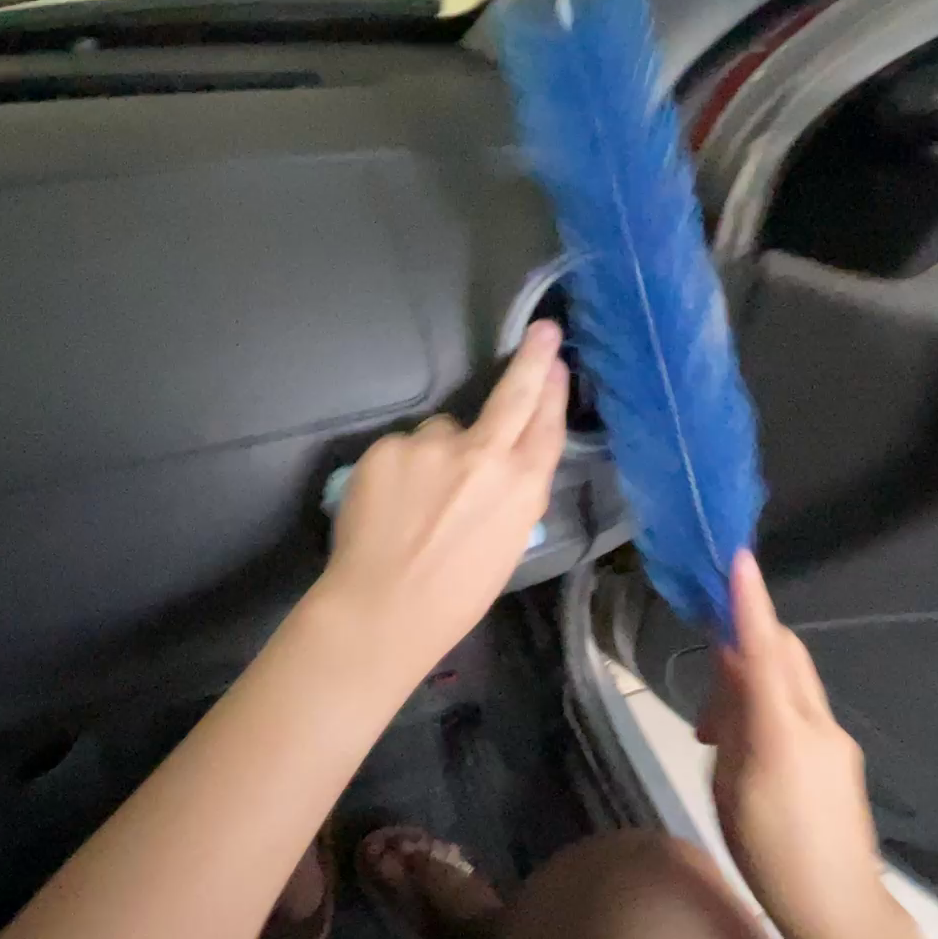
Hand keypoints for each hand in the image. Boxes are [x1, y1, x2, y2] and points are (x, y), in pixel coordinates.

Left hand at [312, 319, 568, 678]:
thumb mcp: (504, 546)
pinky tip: (391, 503)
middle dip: (532, 360)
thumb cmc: (452, 596)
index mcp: (521, 488)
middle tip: (543, 331)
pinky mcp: (389, 447)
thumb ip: (507, 495)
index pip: (545, 426)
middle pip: (513, 395)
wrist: (382, 607)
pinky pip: (402, 448)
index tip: (555, 361)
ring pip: (440, 433)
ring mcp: (432, 446)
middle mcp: (483, 455)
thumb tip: (498, 466)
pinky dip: (400, 468)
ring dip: (435, 454)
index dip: (551, 391)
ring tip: (416, 503)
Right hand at [696, 552, 932, 938]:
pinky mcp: (840, 754)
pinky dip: (767, 705)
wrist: (841, 910)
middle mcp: (816, 724)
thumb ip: (730, 722)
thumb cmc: (768, 851)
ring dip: (749, 681)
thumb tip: (731, 677)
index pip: (763, 652)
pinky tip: (745, 746)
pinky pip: (799, 706)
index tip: (739, 558)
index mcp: (782, 732)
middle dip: (745, 639)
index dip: (750, 603)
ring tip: (715, 730)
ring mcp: (835, 738)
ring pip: (789, 678)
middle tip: (707, 679)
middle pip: (783, 652)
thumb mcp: (727, 784)